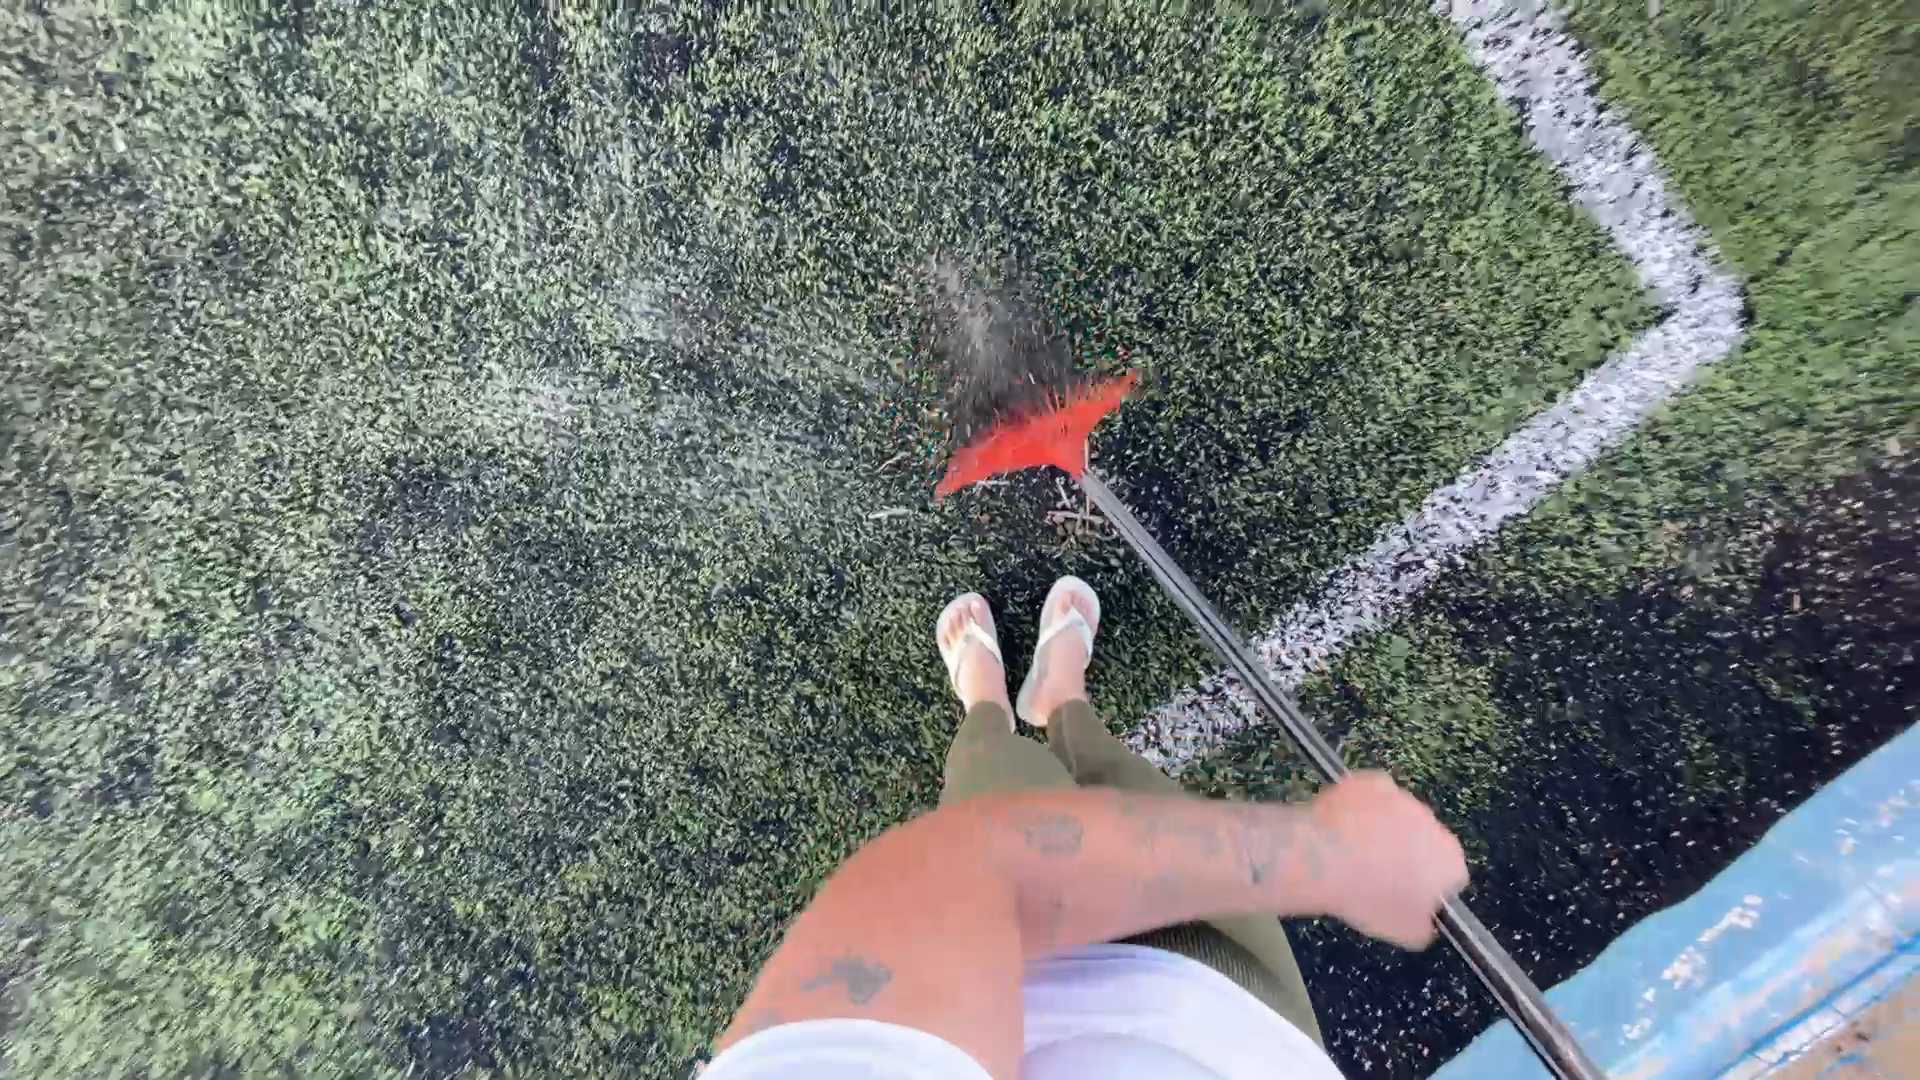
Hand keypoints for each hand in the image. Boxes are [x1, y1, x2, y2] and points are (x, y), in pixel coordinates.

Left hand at [1308, 771, 1467, 947]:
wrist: (1319, 857)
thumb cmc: (1364, 898)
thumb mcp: (1407, 932)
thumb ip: (1426, 920)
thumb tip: (1422, 911)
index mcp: (1450, 861)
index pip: (1449, 872)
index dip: (1425, 881)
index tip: (1402, 887)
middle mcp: (1433, 823)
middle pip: (1425, 837)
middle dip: (1407, 848)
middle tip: (1374, 863)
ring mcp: (1400, 795)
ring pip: (1398, 811)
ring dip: (1383, 822)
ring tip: (1351, 840)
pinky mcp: (1370, 778)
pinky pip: (1372, 791)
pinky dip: (1360, 800)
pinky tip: (1342, 816)